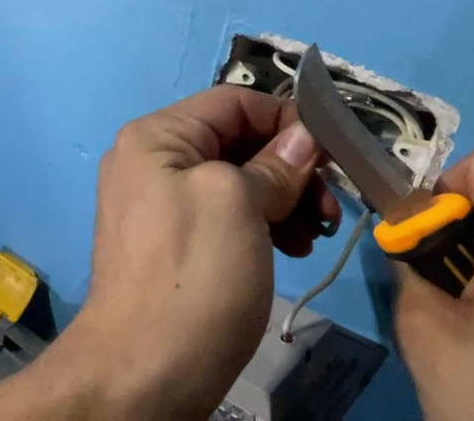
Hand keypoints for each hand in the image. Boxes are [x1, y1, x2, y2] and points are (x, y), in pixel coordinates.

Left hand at [0, 86, 338, 420]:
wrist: (142, 371)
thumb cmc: (195, 273)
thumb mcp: (240, 203)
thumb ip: (274, 164)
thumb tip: (303, 137)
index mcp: (156, 134)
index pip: (232, 101)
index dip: (285, 119)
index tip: (332, 154)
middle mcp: (150, 158)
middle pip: (234, 141)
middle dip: (288, 168)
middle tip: (328, 209)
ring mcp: (156, 201)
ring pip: (233, 180)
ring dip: (280, 200)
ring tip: (312, 237)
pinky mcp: (168, 241)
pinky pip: (221, 213)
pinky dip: (258, 224)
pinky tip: (287, 251)